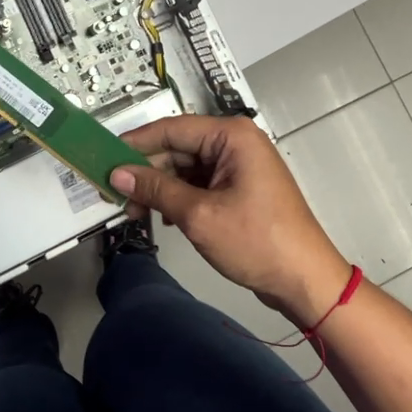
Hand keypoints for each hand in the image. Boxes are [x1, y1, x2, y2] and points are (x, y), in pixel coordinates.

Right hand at [113, 115, 349, 325]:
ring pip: (186, 167)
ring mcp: (239, 166)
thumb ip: (156, 189)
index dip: (135, 143)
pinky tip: (161, 216)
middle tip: (116, 193)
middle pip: (178, 148)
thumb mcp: (199, 215)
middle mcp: (235, 142)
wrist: (307, 283)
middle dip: (147, 171)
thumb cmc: (257, 242)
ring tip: (134, 210)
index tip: (104, 156)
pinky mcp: (240, 188)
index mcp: (231, 136)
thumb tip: (117, 173)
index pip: (171, 128)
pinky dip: (178, 197)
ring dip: (160, 187)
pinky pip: (200, 183)